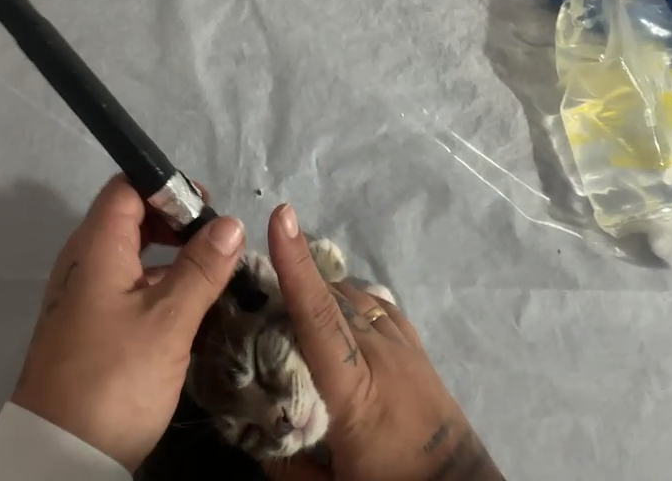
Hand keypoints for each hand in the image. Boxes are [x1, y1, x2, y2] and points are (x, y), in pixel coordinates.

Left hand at [11, 176, 245, 470]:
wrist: (59, 454)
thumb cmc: (115, 376)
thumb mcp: (168, 320)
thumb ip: (201, 268)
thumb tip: (231, 223)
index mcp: (96, 244)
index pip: (128, 187)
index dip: (168, 188)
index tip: (207, 210)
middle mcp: (84, 259)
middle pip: (129, 216)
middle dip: (174, 221)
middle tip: (215, 243)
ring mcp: (83, 293)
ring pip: (129, 253)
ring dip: (169, 255)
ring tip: (211, 274)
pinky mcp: (88, 323)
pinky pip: (124, 284)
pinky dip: (155, 283)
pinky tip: (186, 307)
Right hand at [263, 205, 502, 480]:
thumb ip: (286, 462)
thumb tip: (251, 433)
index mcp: (354, 387)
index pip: (318, 314)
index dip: (296, 264)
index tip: (281, 215)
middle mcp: (380, 353)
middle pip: (332, 297)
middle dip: (296, 277)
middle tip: (255, 279)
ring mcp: (404, 348)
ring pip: (356, 297)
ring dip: (323, 290)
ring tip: (292, 295)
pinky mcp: (419, 351)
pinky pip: (379, 307)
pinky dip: (353, 301)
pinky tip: (340, 310)